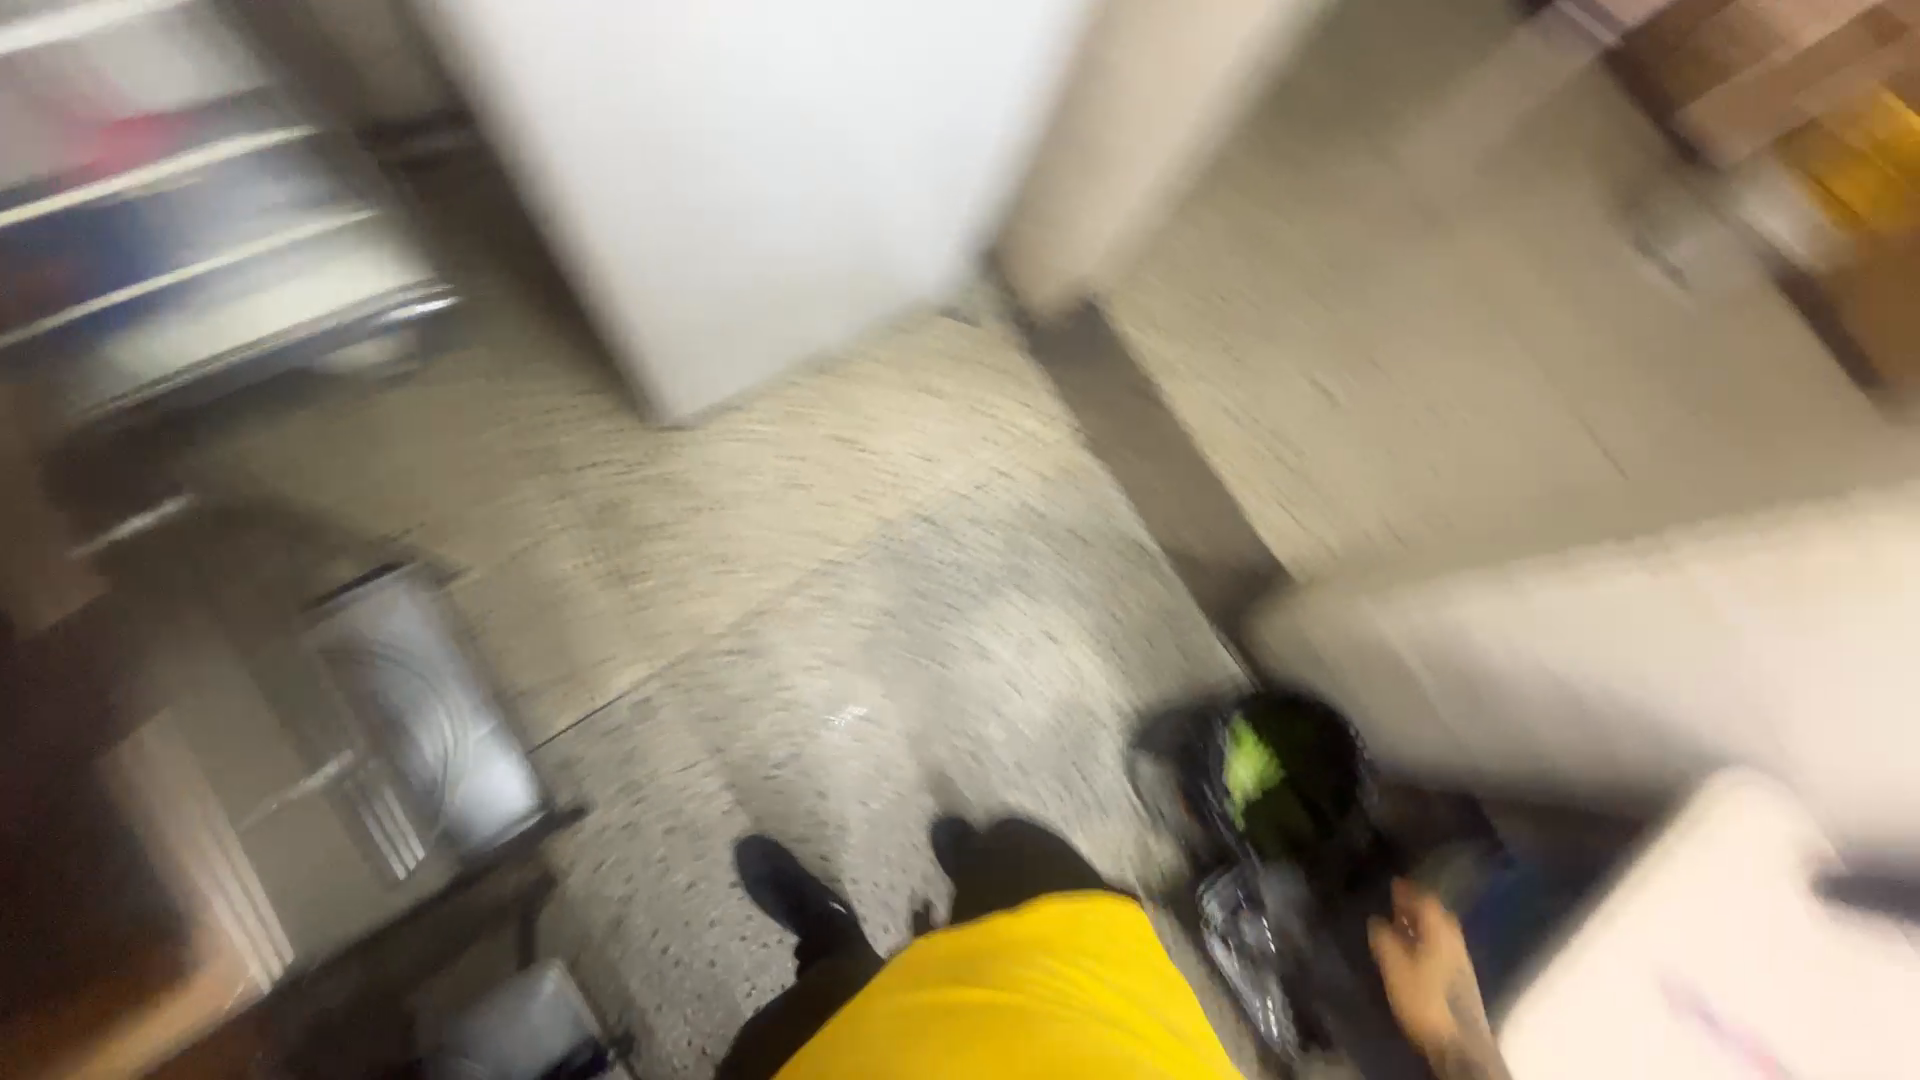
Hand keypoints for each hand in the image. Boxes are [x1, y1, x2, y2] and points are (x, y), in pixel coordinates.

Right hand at [1367, 879, 1492, 1058]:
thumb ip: (1384, 938)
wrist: (1459, 1044)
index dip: (1410, 890)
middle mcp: (1454, 941)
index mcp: (1439, 933)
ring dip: (1424, 923)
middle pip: (1438, 914)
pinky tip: (1415, 948)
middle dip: (1418, 905)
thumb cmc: (1423, 999)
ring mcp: (1461, 960)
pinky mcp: (1462, 978)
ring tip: (1403, 923)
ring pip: (1442, 931)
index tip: (1394, 882)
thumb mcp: (1394, 966)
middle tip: (1397, 901)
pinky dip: (1429, 938)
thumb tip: (1377, 919)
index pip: (1427, 900)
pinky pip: (1444, 945)